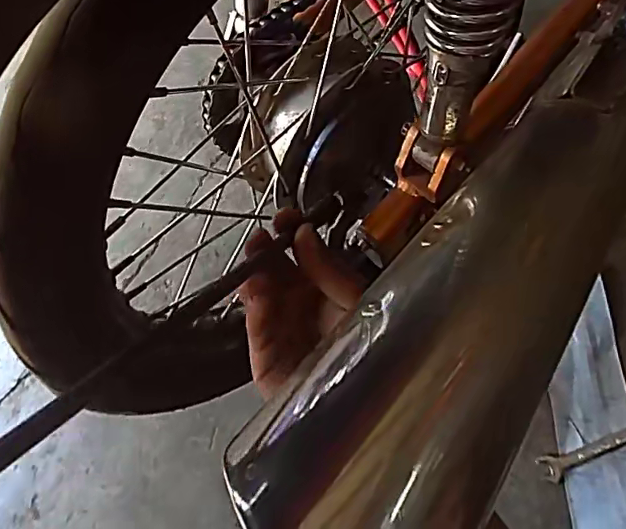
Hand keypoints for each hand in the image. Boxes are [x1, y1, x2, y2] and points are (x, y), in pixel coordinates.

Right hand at [236, 208, 368, 397]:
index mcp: (324, 288)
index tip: (285, 217)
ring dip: (255, 270)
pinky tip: (257, 288)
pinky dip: (254, 306)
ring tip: (256, 253)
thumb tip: (304, 232)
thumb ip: (328, 269)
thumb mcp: (356, 301)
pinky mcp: (265, 359)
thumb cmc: (371, 351)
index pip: (302, 253)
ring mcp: (281, 330)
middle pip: (276, 269)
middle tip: (263, 234)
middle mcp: (300, 305)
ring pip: (260, 293)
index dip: (292, 232)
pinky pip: (256, 328)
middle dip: (267, 248)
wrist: (364, 407)